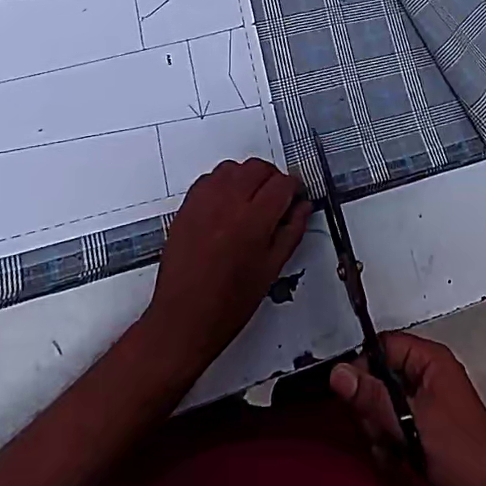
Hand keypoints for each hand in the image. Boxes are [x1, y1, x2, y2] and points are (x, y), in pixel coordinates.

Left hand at [144, 158, 308, 365]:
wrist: (184, 318)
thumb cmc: (224, 305)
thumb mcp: (271, 269)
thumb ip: (291, 232)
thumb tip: (301, 210)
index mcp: (254, 221)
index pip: (283, 183)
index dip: (294, 188)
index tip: (295, 195)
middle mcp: (228, 205)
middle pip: (258, 168)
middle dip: (273, 178)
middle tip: (277, 196)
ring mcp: (204, 203)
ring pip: (233, 168)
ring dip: (247, 176)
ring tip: (252, 198)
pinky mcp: (187, 207)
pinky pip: (209, 178)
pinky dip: (222, 183)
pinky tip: (227, 201)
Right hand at [331, 333, 485, 485]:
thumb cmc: (464, 451)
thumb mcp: (412, 421)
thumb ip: (373, 396)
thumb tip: (340, 374)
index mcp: (430, 359)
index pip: (384, 345)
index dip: (365, 366)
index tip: (353, 392)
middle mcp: (427, 373)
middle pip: (380, 375)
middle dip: (373, 406)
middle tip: (380, 427)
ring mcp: (424, 399)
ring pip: (382, 402)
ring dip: (380, 428)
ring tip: (393, 446)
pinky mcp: (422, 422)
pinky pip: (392, 421)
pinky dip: (389, 440)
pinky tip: (396, 455)